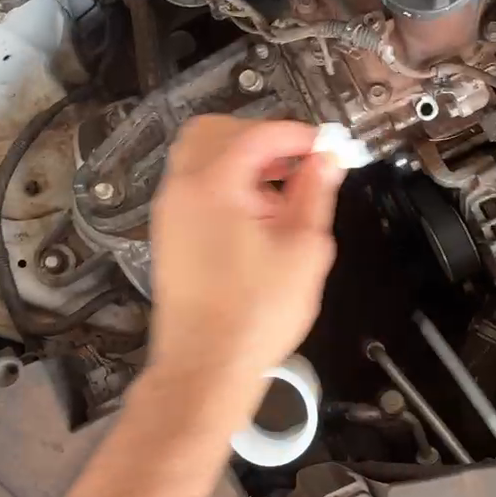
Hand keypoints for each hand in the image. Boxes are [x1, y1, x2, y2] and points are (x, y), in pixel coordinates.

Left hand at [146, 116, 345, 413]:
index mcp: (213, 185)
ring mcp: (169, 211)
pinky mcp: (168, 233)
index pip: (258, 134)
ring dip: (241, 158)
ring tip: (279, 189)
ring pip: (200, 155)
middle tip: (298, 159)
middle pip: (217, 131)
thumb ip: (315, 192)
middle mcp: (182, 189)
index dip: (298, 135)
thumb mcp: (304, 248)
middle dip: (262, 136)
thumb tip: (327, 158)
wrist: (205, 366)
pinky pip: (194, 184)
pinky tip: (255, 215)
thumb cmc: (254, 315)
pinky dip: (224, 181)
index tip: (326, 147)